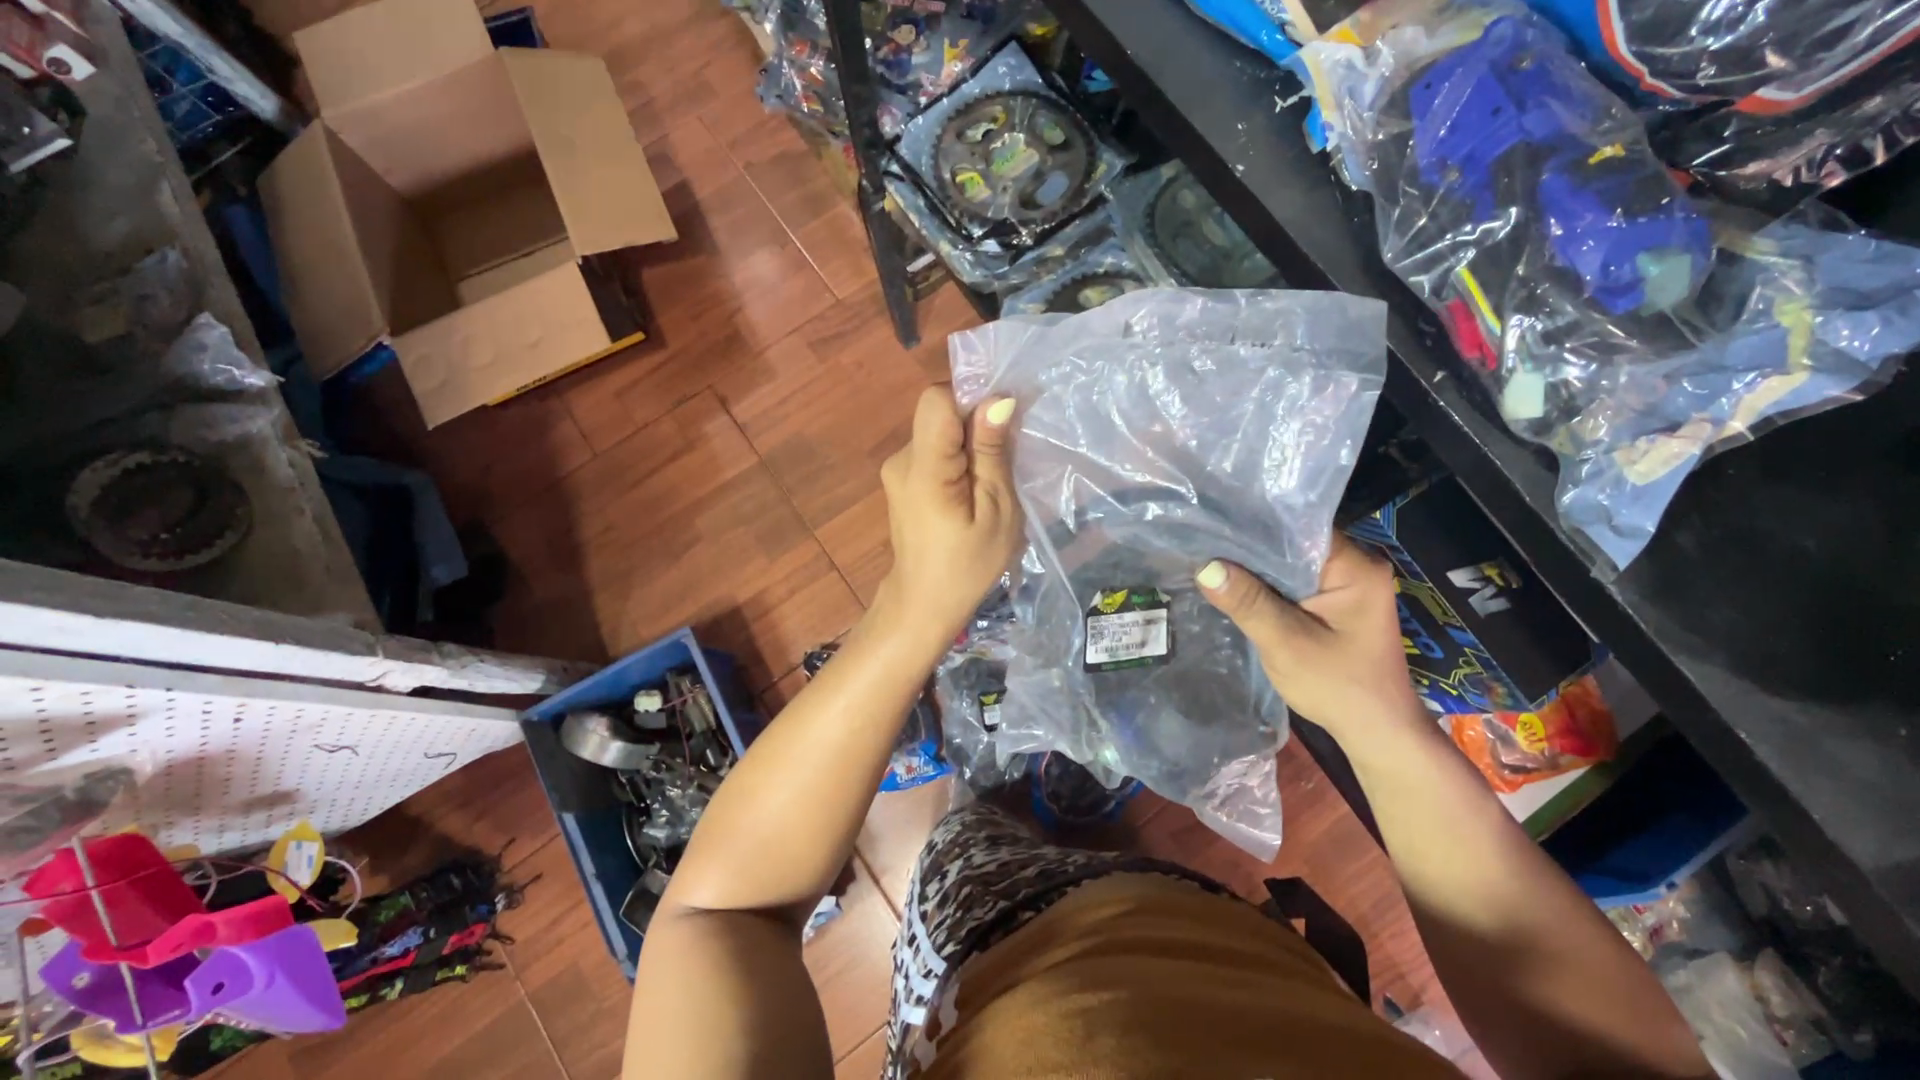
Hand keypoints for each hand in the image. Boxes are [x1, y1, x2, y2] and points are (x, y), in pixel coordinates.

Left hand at [871, 386, 1023, 651]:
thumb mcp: (997, 510)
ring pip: (939, 432)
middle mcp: (901, 458)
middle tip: (1002, 466)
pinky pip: (933, 450)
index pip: (936, 399)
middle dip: (975, 428)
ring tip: (987, 488)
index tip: (1000, 427)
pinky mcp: (901, 478)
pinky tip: (970, 495)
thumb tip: (998, 399)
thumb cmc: (968, 565)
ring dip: (968, 447)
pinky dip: (957, 461)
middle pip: (939, 414)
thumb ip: (992, 452)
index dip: (971, 401)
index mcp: (923, 467)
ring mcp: (897, 468)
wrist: (924, 604)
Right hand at [1196, 535, 1427, 739]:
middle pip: (1294, 545)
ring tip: (1211, 557)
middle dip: (1250, 547)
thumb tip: (1205, 566)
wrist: (1378, 733)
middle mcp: (1357, 566)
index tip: (1213, 522)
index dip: (1254, 524)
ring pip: (1293, 565)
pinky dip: (1270, 586)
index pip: (1298, 528)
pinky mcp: (1338, 605)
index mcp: (1355, 566)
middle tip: (1202, 540)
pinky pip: (1298, 583)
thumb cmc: (1339, 687)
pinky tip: (1238, 585)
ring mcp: (1349, 585)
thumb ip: (1247, 602)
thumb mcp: (1286, 644)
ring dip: (1258, 568)